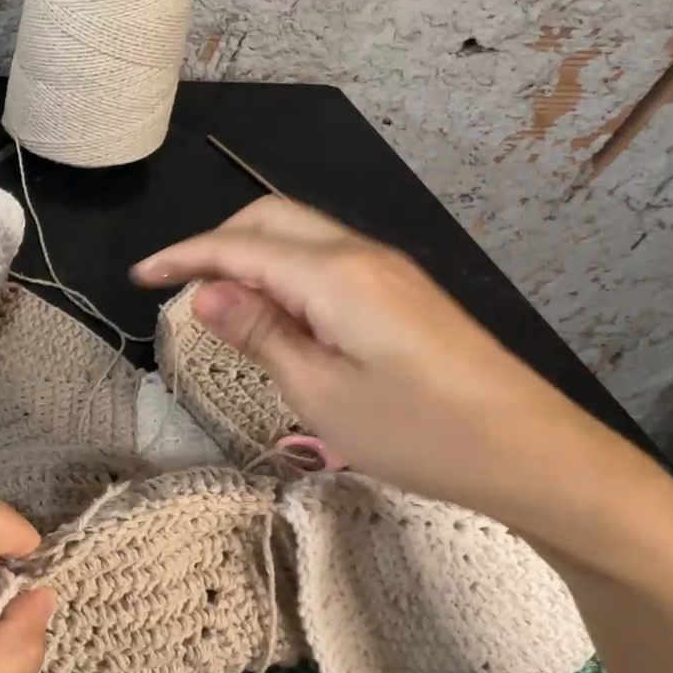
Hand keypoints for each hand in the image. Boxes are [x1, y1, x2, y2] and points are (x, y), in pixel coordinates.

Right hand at [131, 197, 640, 519]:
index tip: (139, 277)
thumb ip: (259, 333)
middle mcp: (359, 255)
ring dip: (248, 255)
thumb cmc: (418, 433)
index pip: (238, 247)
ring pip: (298, 235)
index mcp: (334, 275)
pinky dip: (280, 271)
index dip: (182, 257)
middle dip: (214, 241)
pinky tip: (273, 313)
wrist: (534, 455)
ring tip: (217, 305)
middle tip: (176, 287)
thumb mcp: (319, 392)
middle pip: (270, 218)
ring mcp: (386, 270)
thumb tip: (204, 293)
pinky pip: (322, 260)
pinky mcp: (399, 291)